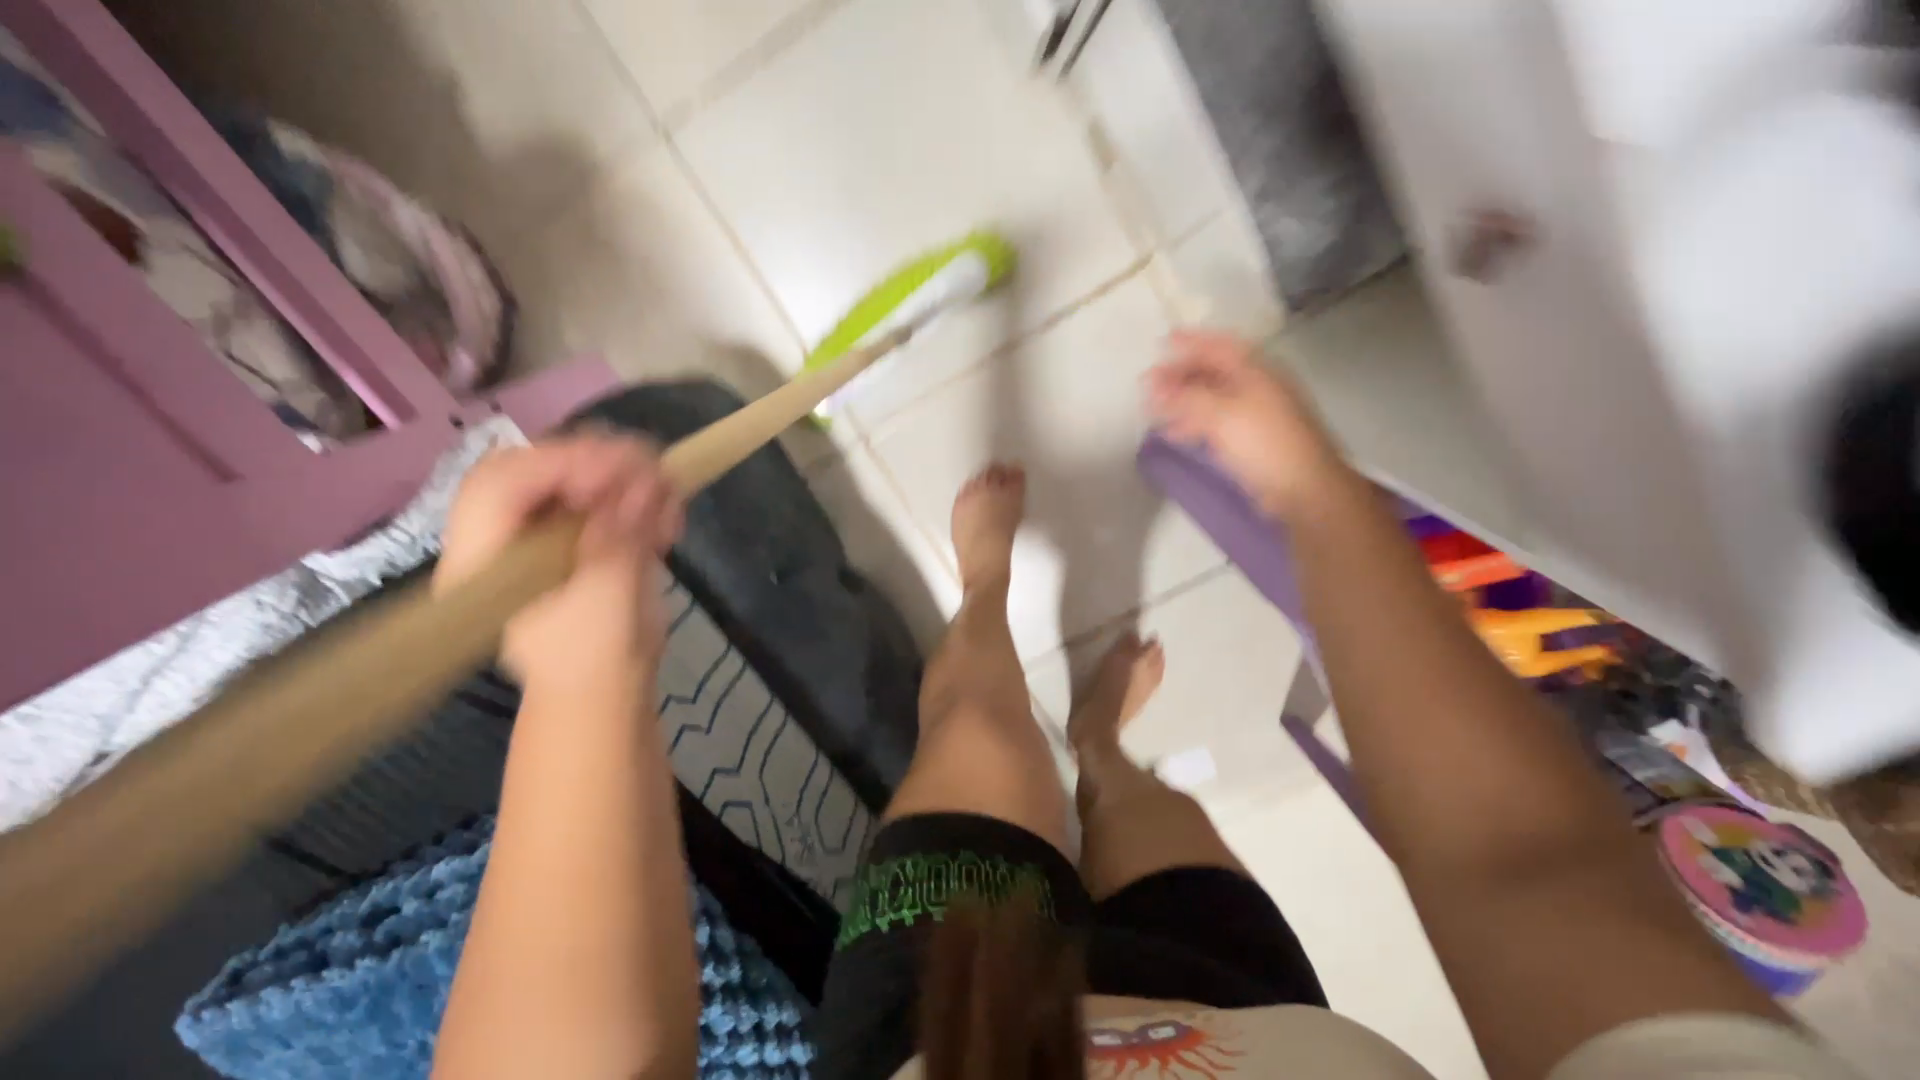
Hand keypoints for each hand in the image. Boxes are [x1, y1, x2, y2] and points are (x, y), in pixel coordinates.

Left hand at [435, 434, 683, 690]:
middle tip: (651, 473)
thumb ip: (622, 536)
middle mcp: (499, 535)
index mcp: (483, 558)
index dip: (560, 464)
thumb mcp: (611, 598)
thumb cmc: (596, 658)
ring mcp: (534, 531)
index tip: (620, 472)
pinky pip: (596, 494)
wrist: (604, 696)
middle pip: (537, 468)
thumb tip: (645, 481)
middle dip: (598, 463)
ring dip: (625, 477)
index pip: (503, 483)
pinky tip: (664, 515)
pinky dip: (634, 494)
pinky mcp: (568, 533)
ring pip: (570, 474)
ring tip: (667, 499)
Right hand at [1146, 329, 1352, 520]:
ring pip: (1213, 398)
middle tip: (1151, 384)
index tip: (1163, 342)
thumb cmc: (1264, 443)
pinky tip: (1177, 434)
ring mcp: (1256, 414)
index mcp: (1255, 371)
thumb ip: (1185, 397)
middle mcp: (1257, 386)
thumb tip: (1153, 385)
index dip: (1191, 341)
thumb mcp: (1221, 415)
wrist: (1304, 488)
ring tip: (1155, 412)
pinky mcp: (1253, 440)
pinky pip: (1217, 422)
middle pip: (1214, 372)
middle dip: (1181, 375)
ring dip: (1184, 401)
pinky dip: (1195, 423)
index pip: (1219, 346)